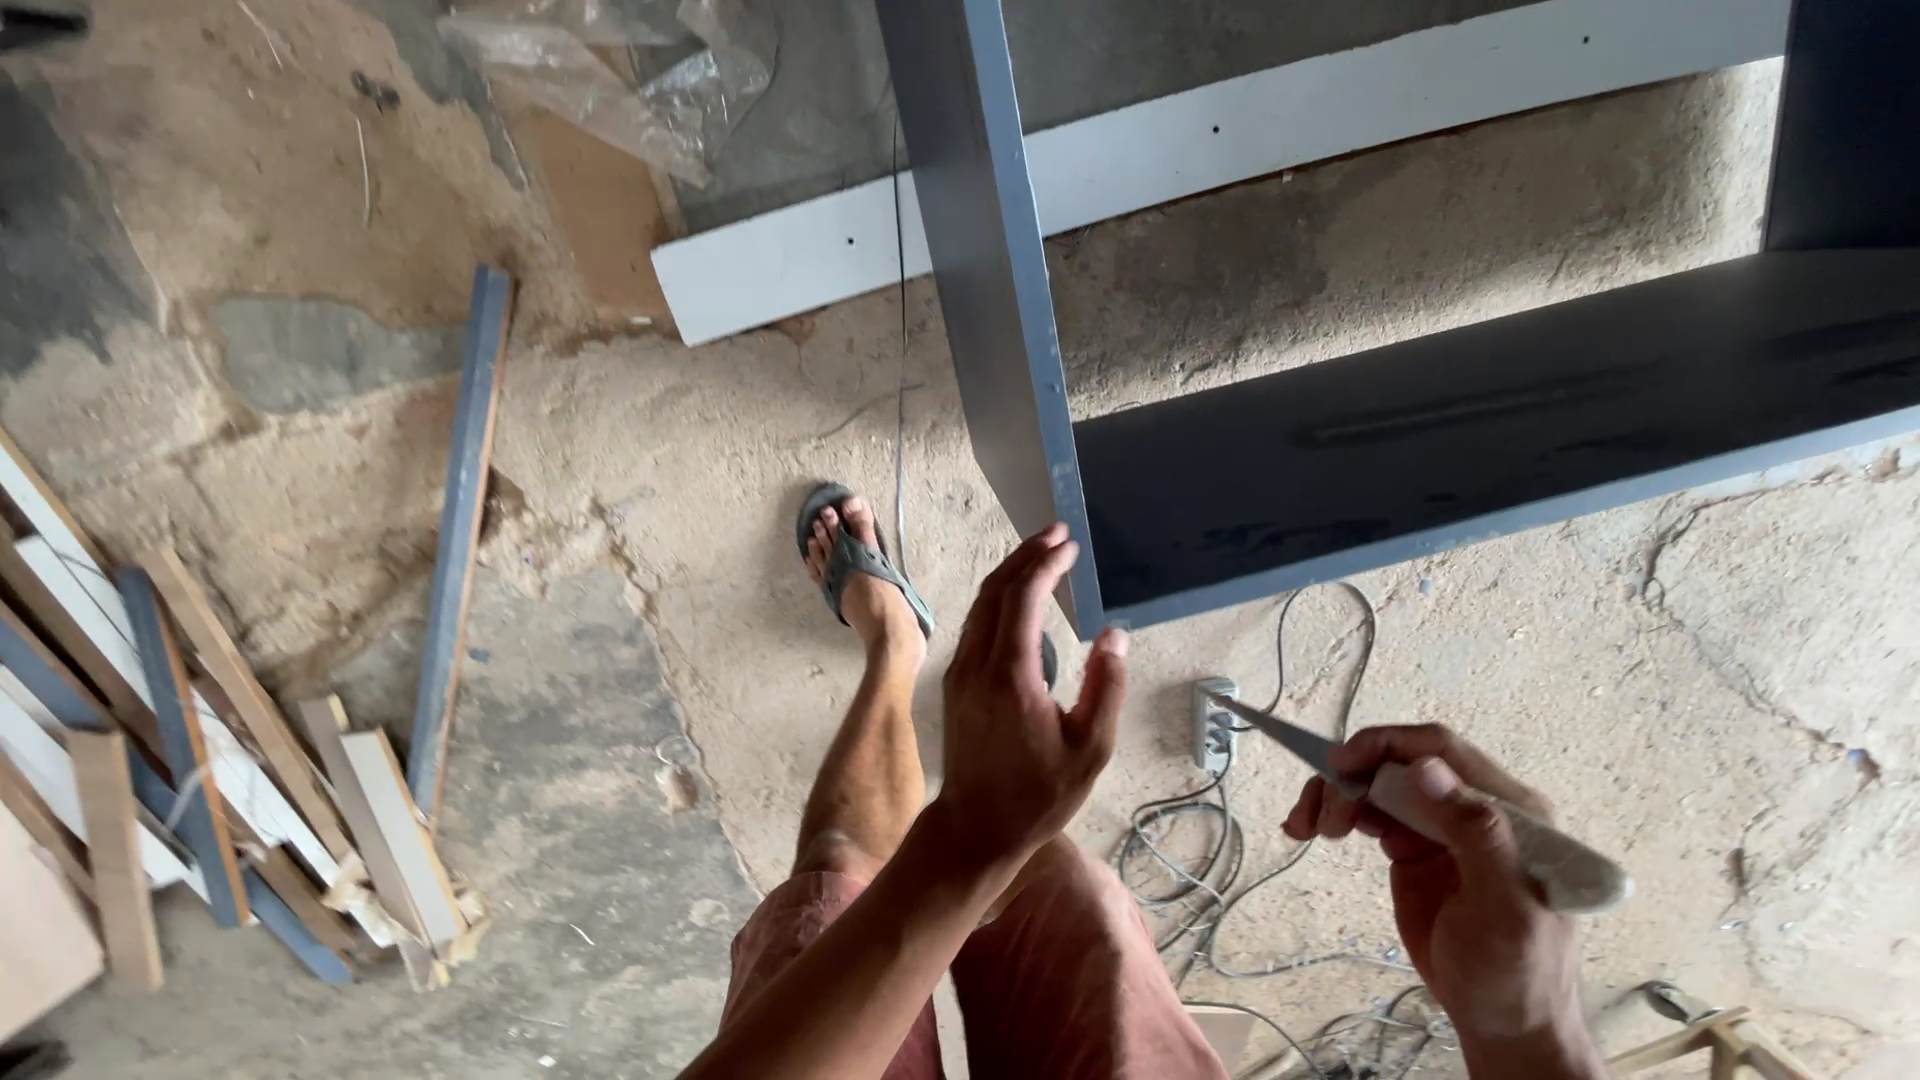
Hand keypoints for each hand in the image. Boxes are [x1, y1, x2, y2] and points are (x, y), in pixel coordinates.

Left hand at [936, 523, 1126, 870]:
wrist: (975, 827)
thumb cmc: (1039, 795)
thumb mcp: (1090, 749)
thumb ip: (1106, 687)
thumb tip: (1115, 634)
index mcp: (1010, 676)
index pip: (1023, 598)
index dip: (1046, 565)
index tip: (1070, 546)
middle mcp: (977, 664)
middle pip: (995, 589)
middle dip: (1026, 554)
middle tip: (1057, 534)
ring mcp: (960, 671)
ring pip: (980, 603)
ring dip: (1009, 572)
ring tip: (1041, 554)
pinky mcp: (955, 681)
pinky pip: (974, 623)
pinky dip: (997, 597)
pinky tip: (1018, 597)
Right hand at [1284, 725, 1603, 1075]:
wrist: (1503, 1025)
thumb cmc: (1514, 973)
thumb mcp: (1504, 911)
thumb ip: (1476, 835)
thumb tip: (1425, 769)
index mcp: (1509, 810)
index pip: (1440, 750)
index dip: (1386, 745)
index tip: (1341, 764)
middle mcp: (1470, 805)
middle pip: (1395, 763)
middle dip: (1349, 779)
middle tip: (1323, 820)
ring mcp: (1437, 824)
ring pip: (1372, 783)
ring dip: (1333, 796)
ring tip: (1308, 829)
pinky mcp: (1410, 844)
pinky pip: (1364, 810)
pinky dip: (1331, 813)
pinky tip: (1307, 829)